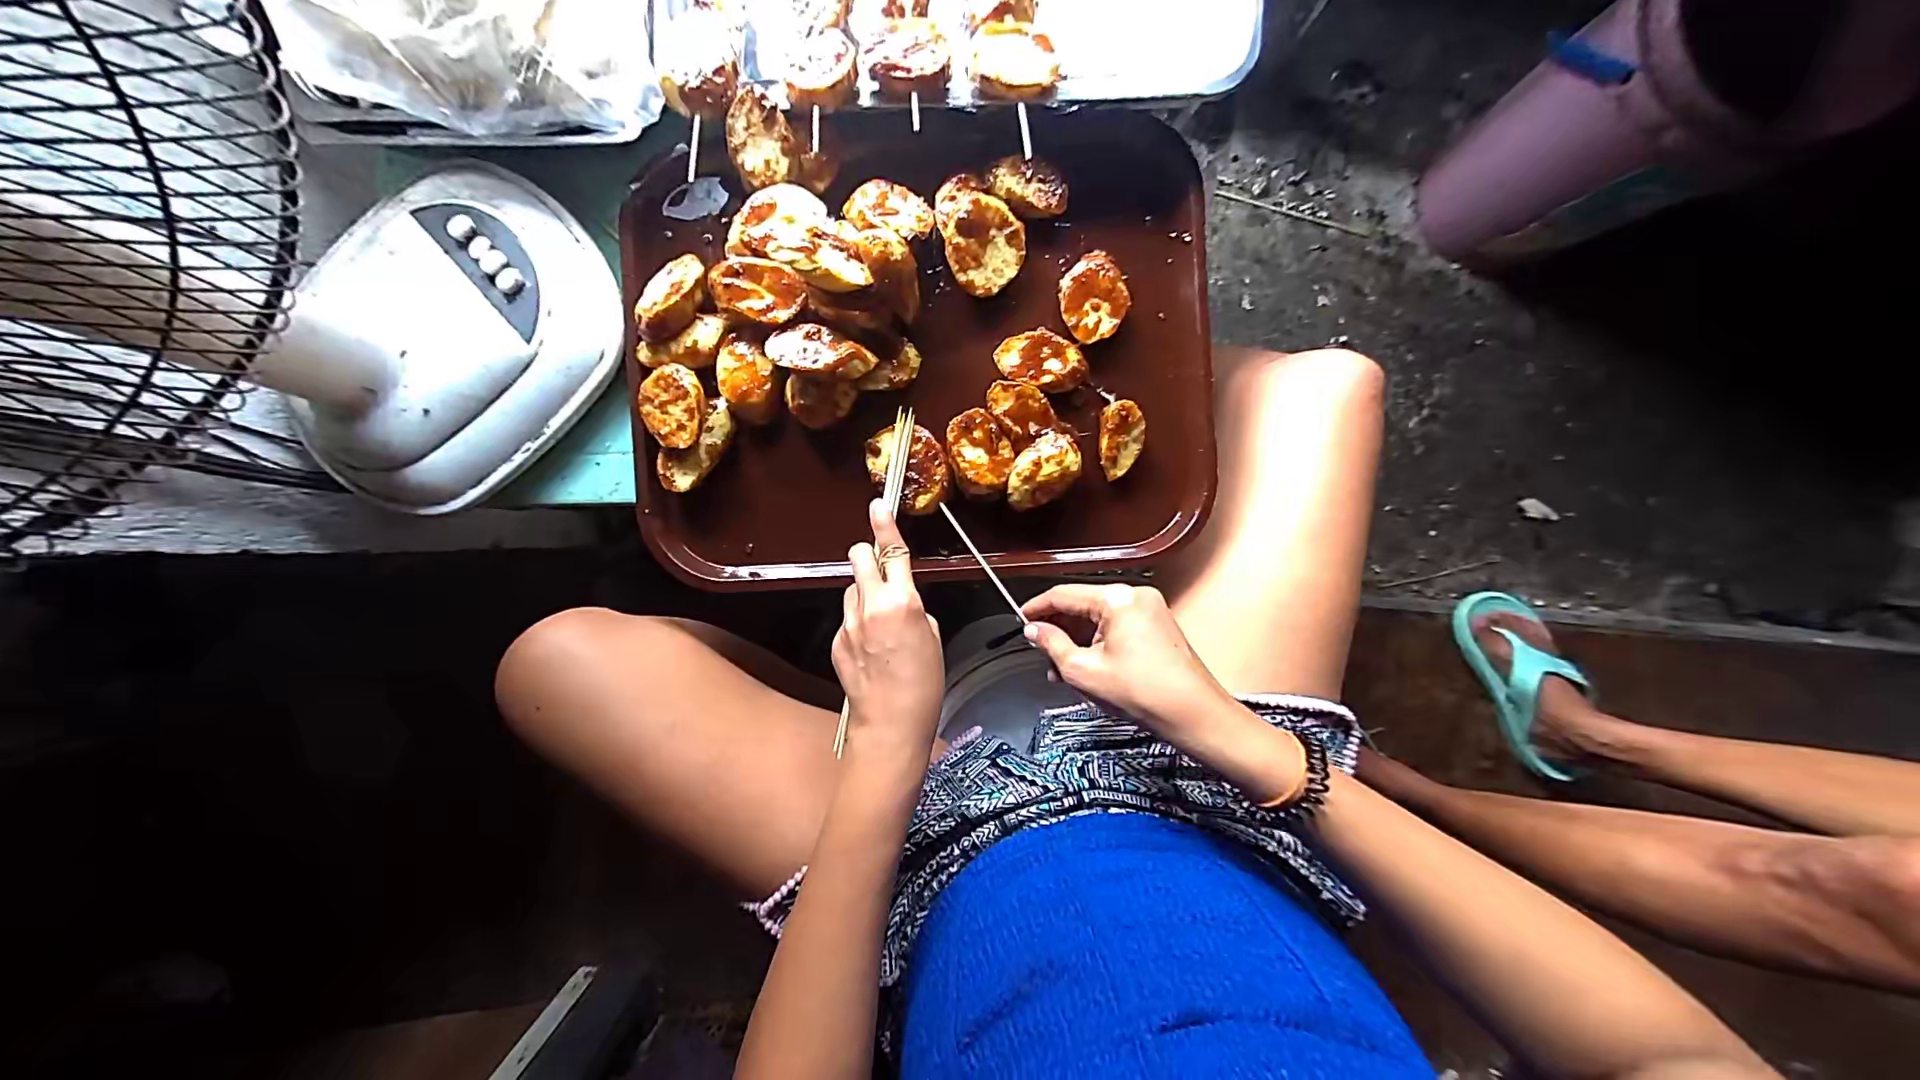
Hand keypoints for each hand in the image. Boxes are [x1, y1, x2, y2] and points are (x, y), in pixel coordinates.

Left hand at [833, 500, 943, 765]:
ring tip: (881, 624)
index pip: (891, 551)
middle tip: (880, 571)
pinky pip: (847, 618)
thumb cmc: (922, 686)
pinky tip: (871, 648)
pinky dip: (858, 623)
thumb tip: (904, 603)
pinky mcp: (836, 641)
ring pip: (852, 589)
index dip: (885, 525)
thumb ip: (915, 610)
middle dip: (868, 557)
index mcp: (903, 602)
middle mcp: (871, 606)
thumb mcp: (933, 638)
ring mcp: (848, 624)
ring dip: (864, 594)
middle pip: (859, 558)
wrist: (890, 724)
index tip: (878, 505)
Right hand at [1021, 583, 1232, 736]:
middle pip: (1082, 605)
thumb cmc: (1147, 694)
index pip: (1063, 594)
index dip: (1036, 608)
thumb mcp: (1082, 670)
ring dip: (1077, 640)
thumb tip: (1035, 631)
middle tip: (1041, 651)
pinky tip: (1086, 666)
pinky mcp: (1157, 626)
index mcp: (1117, 599)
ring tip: (1062, 669)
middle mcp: (1136, 596)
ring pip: (1098, 618)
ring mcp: (1150, 610)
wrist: (1194, 716)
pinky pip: (1117, 627)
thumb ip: (1052, 644)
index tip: (1021, 619)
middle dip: (1059, 629)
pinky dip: (1098, 643)